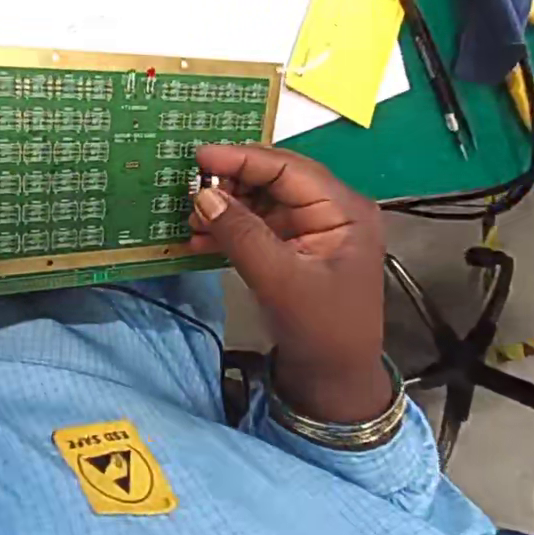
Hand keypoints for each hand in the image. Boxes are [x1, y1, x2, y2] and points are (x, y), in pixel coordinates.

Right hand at [186, 144, 390, 423]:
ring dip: (223, 208)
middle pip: (271, 180)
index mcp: (342, 209)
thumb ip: (241, 234)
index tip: (199, 157)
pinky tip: (199, 238)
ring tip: (192, 220)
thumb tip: (204, 196)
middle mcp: (328, 211)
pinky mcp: (289, 247)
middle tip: (191, 191)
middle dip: (229, 184)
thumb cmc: (321, 328)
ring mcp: (307, 229)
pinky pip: (252, 226)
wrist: (333, 377)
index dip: (241, 159)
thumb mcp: (279, 279)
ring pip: (257, 201)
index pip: (287, 168)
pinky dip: (226, 229)